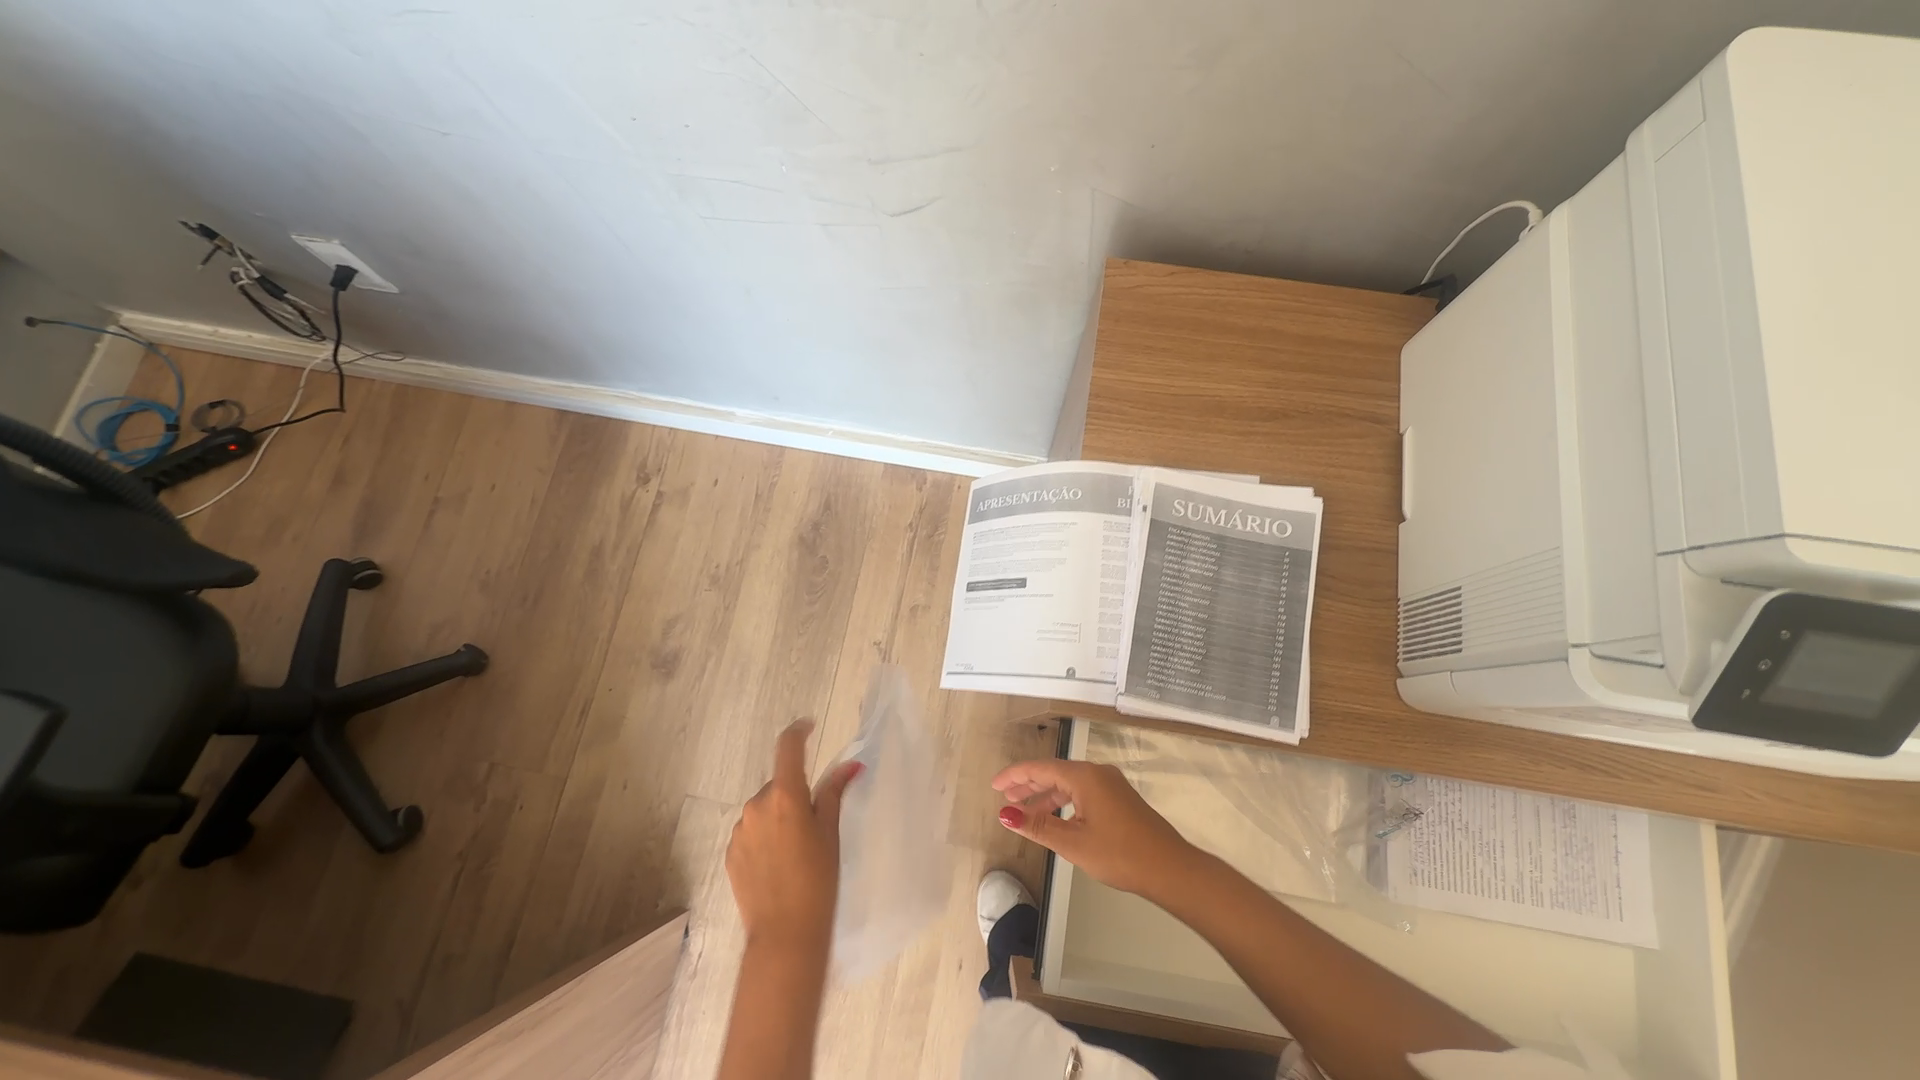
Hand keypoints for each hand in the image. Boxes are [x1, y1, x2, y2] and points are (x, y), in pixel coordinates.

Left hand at [727, 719, 863, 951]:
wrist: (785, 935)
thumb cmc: (818, 880)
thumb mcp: (831, 834)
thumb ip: (834, 793)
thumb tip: (849, 765)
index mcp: (785, 796)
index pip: (788, 748)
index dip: (798, 732)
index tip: (808, 726)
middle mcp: (756, 806)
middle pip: (778, 785)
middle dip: (795, 794)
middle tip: (816, 822)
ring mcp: (740, 830)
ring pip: (764, 810)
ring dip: (779, 817)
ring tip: (798, 852)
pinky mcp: (731, 854)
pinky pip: (752, 832)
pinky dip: (766, 838)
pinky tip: (780, 865)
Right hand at [990, 759, 1198, 899]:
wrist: (1169, 868)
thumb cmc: (1119, 854)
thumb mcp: (1072, 842)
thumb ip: (1038, 826)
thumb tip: (1006, 814)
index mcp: (1085, 777)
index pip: (1040, 768)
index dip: (1015, 776)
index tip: (995, 786)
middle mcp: (1098, 774)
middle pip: (1055, 772)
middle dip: (1028, 785)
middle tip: (1005, 798)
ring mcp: (1112, 785)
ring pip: (1069, 784)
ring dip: (1045, 796)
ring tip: (1025, 812)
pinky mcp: (1120, 799)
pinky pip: (1083, 793)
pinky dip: (1064, 802)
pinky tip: (1057, 819)